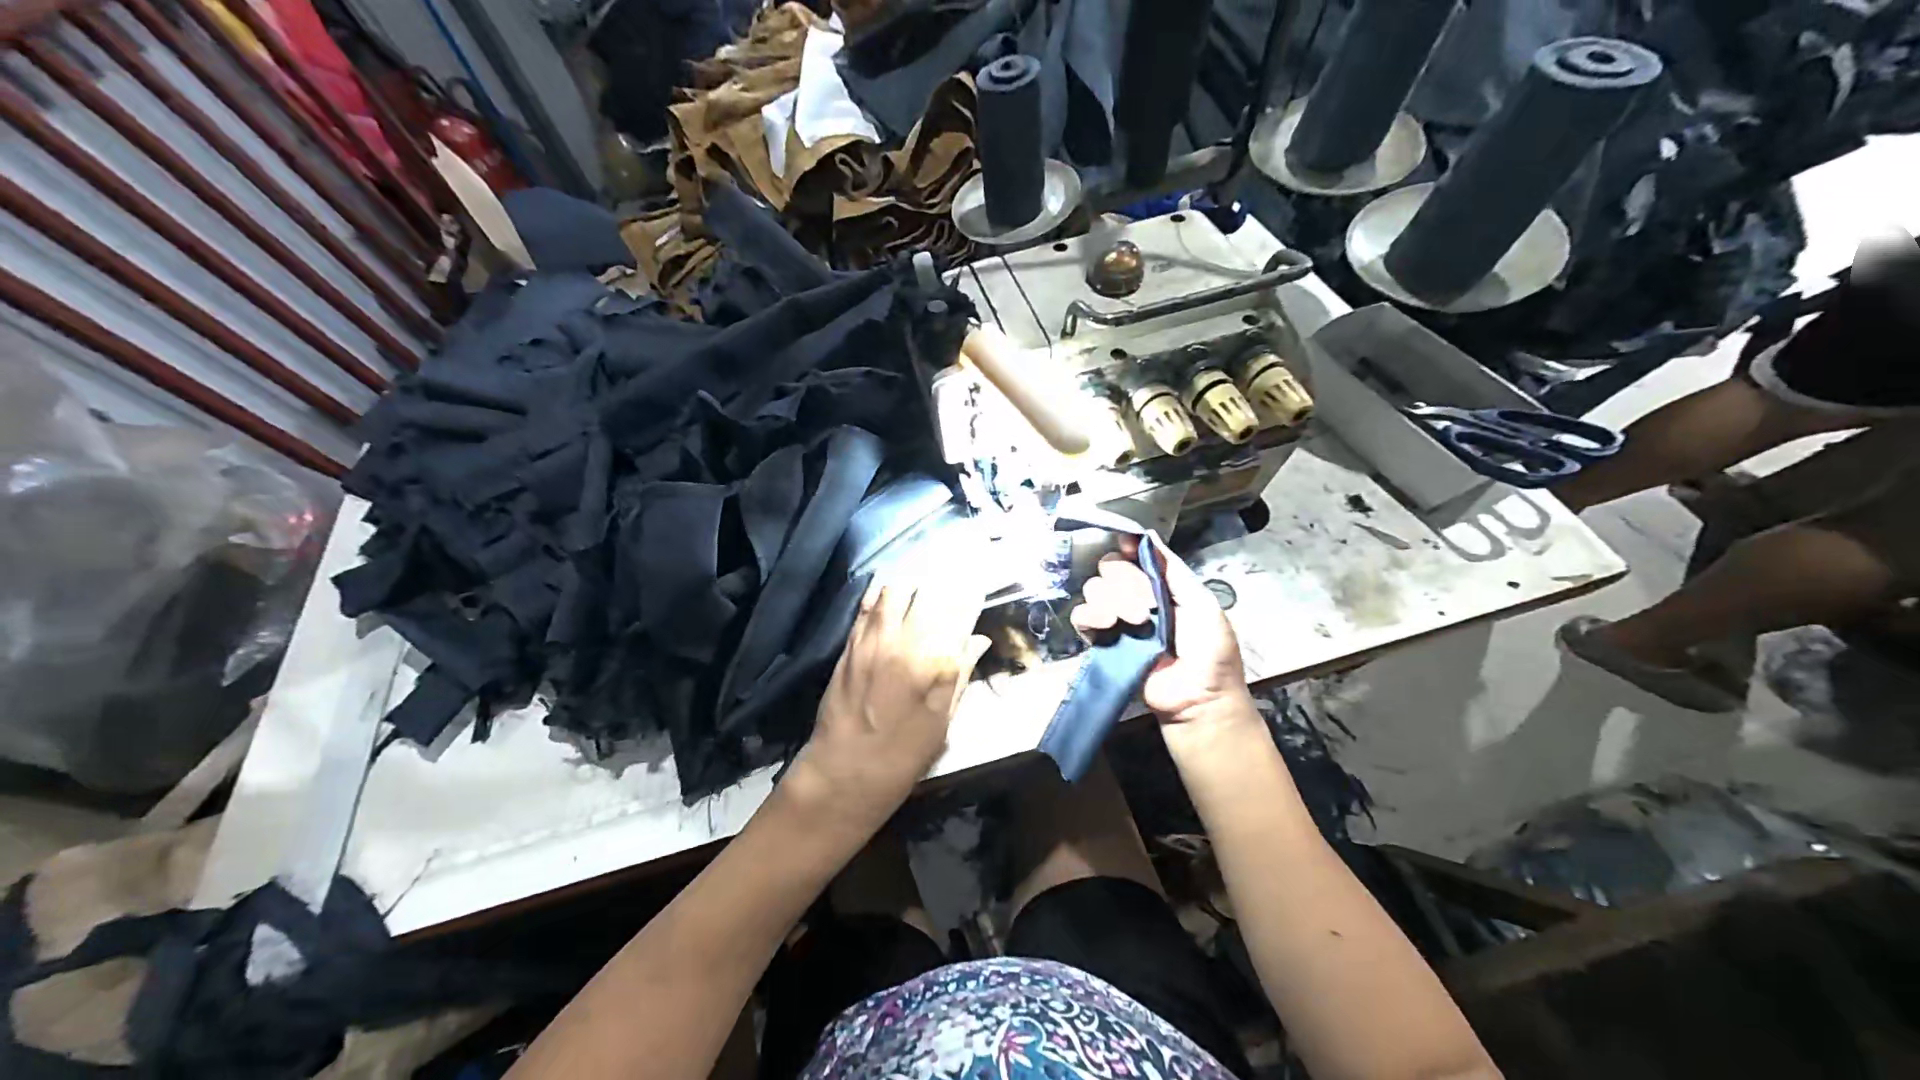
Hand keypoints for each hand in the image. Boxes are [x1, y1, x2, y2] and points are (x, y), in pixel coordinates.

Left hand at [783, 569, 990, 841]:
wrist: (844, 772)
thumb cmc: (903, 755)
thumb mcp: (944, 722)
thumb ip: (961, 675)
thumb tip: (977, 640)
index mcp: (934, 664)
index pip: (958, 611)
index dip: (970, 591)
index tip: (979, 581)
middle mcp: (903, 642)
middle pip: (928, 591)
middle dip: (945, 579)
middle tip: (955, 573)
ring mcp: (872, 640)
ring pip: (895, 590)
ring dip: (913, 582)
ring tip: (925, 581)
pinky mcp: (850, 644)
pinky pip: (868, 605)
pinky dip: (883, 592)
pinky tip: (892, 589)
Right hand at [1069, 539, 1255, 735]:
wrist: (1198, 699)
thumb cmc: (1210, 652)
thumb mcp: (1202, 603)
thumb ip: (1173, 569)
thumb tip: (1148, 535)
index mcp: (1161, 588)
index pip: (1134, 557)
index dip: (1127, 549)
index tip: (1126, 546)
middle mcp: (1136, 600)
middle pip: (1111, 570)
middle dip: (1126, 581)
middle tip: (1146, 605)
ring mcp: (1118, 621)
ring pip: (1095, 589)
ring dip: (1113, 600)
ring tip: (1135, 622)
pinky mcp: (1103, 643)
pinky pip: (1083, 618)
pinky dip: (1090, 615)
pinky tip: (1109, 623)